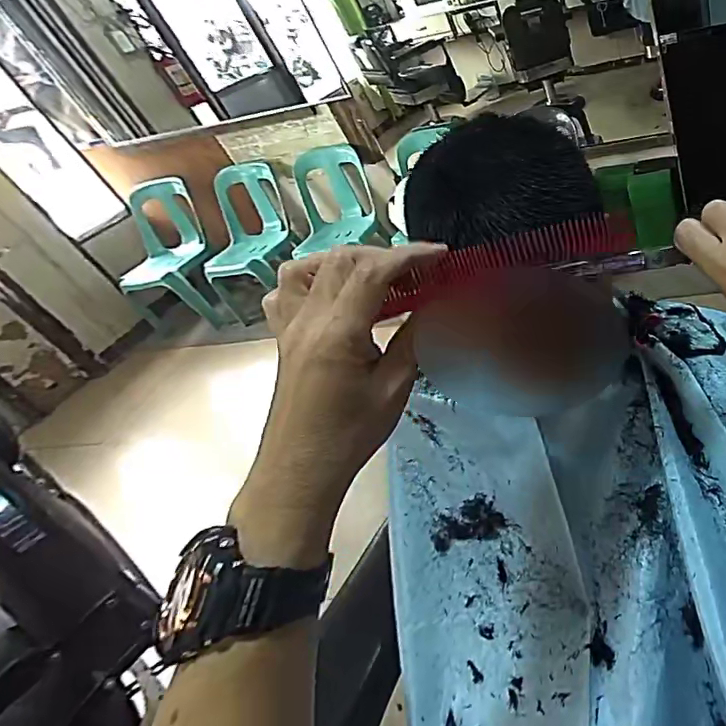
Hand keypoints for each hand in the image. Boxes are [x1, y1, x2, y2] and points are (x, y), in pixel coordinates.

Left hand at [231, 244, 443, 566]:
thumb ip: (415, 336)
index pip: (373, 271)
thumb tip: (438, 303)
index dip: (411, 255)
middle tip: (420, 270)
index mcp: (337, 332)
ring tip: (381, 276)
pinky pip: (288, 291)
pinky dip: (317, 279)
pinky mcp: (283, 337)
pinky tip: (340, 294)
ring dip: (350, 261)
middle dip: (387, 254)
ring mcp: (289, 326)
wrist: (299, 470)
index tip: (442, 256)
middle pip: (342, 259)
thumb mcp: (396, 385)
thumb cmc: (350, 434)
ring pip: (309, 267)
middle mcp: (307, 320)